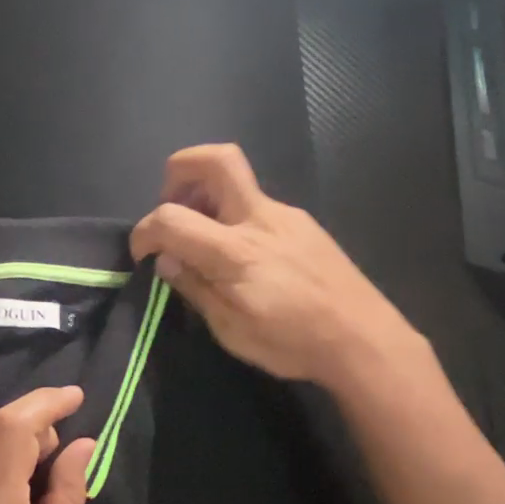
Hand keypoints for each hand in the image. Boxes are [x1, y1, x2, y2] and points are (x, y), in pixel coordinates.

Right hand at [130, 144, 427, 387]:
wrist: (363, 339)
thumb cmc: (291, 343)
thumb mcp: (230, 329)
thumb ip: (195, 287)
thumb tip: (166, 260)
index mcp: (236, 251)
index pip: (171, 218)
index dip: (144, 231)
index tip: (141, 254)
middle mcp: (260, 219)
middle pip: (217, 160)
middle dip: (180, 170)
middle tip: (171, 206)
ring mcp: (286, 216)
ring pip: (237, 184)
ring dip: (207, 200)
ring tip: (201, 243)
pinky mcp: (303, 224)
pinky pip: (257, 207)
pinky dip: (233, 219)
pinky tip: (239, 259)